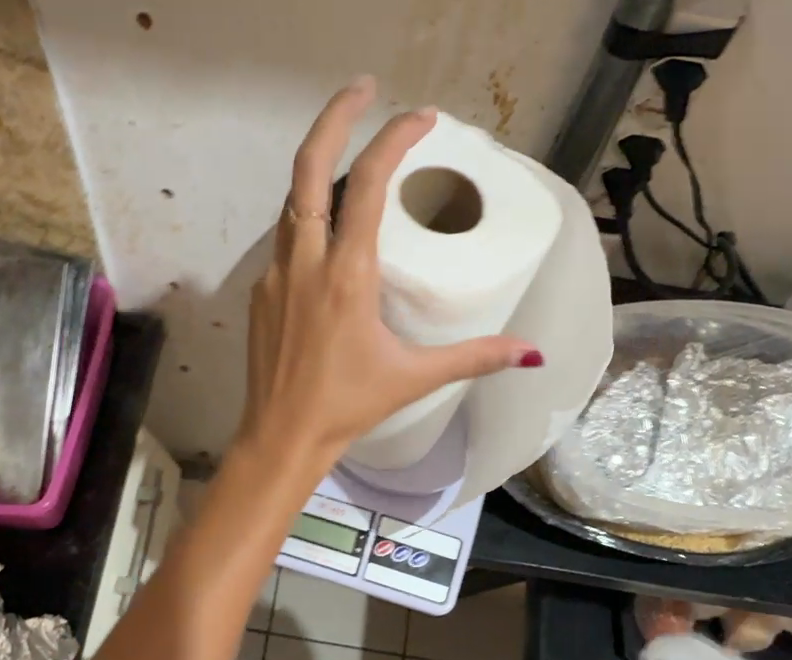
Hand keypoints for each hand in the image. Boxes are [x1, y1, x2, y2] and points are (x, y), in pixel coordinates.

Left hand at [241, 76, 538, 468]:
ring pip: (293, 200)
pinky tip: (330, 232)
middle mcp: (306, 261)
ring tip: (354, 159)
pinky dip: (309, 217)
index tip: (422, 117)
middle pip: (309, 167)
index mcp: (347, 274)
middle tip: (365, 90)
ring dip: (320, 168)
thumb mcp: (415, 377)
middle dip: (336, 117)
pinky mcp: (261, 293)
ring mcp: (276, 274)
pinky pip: (286, 238)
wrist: (280, 437)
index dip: (395, 139)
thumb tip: (531, 354)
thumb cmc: (348, 407)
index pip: (370, 183)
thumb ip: (474, 358)